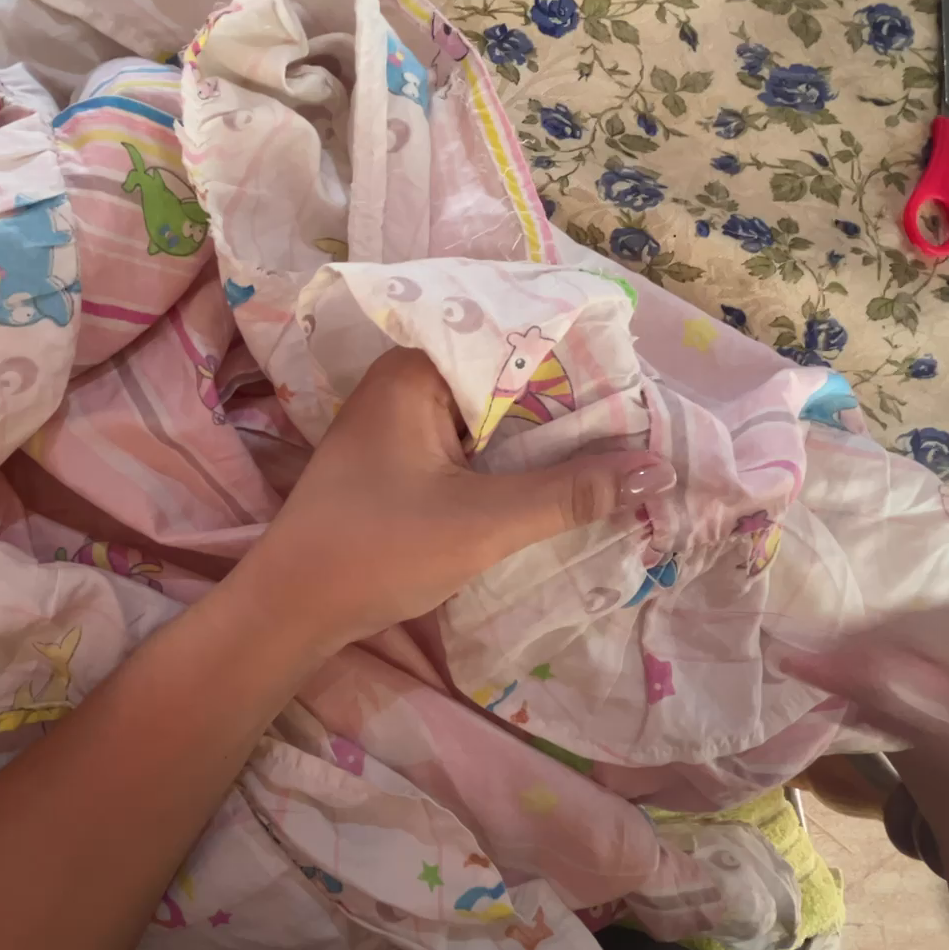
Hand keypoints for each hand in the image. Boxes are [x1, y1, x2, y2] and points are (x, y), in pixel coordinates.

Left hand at [227, 347, 674, 649]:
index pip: (514, 341)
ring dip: (538, 437)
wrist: (292, 607)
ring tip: (612, 448)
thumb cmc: (377, 551)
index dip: (579, 363)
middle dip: (565, 406)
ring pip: (487, 416)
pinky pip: (466, 443)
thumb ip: (569, 492)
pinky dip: (505, 459)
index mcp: (416, 369)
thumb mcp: (483, 522)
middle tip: (637, 425)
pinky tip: (551, 476)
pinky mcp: (397, 458)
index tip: (639, 387)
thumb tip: (656, 469)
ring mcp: (397, 421)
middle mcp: (404, 381)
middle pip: (503, 379)